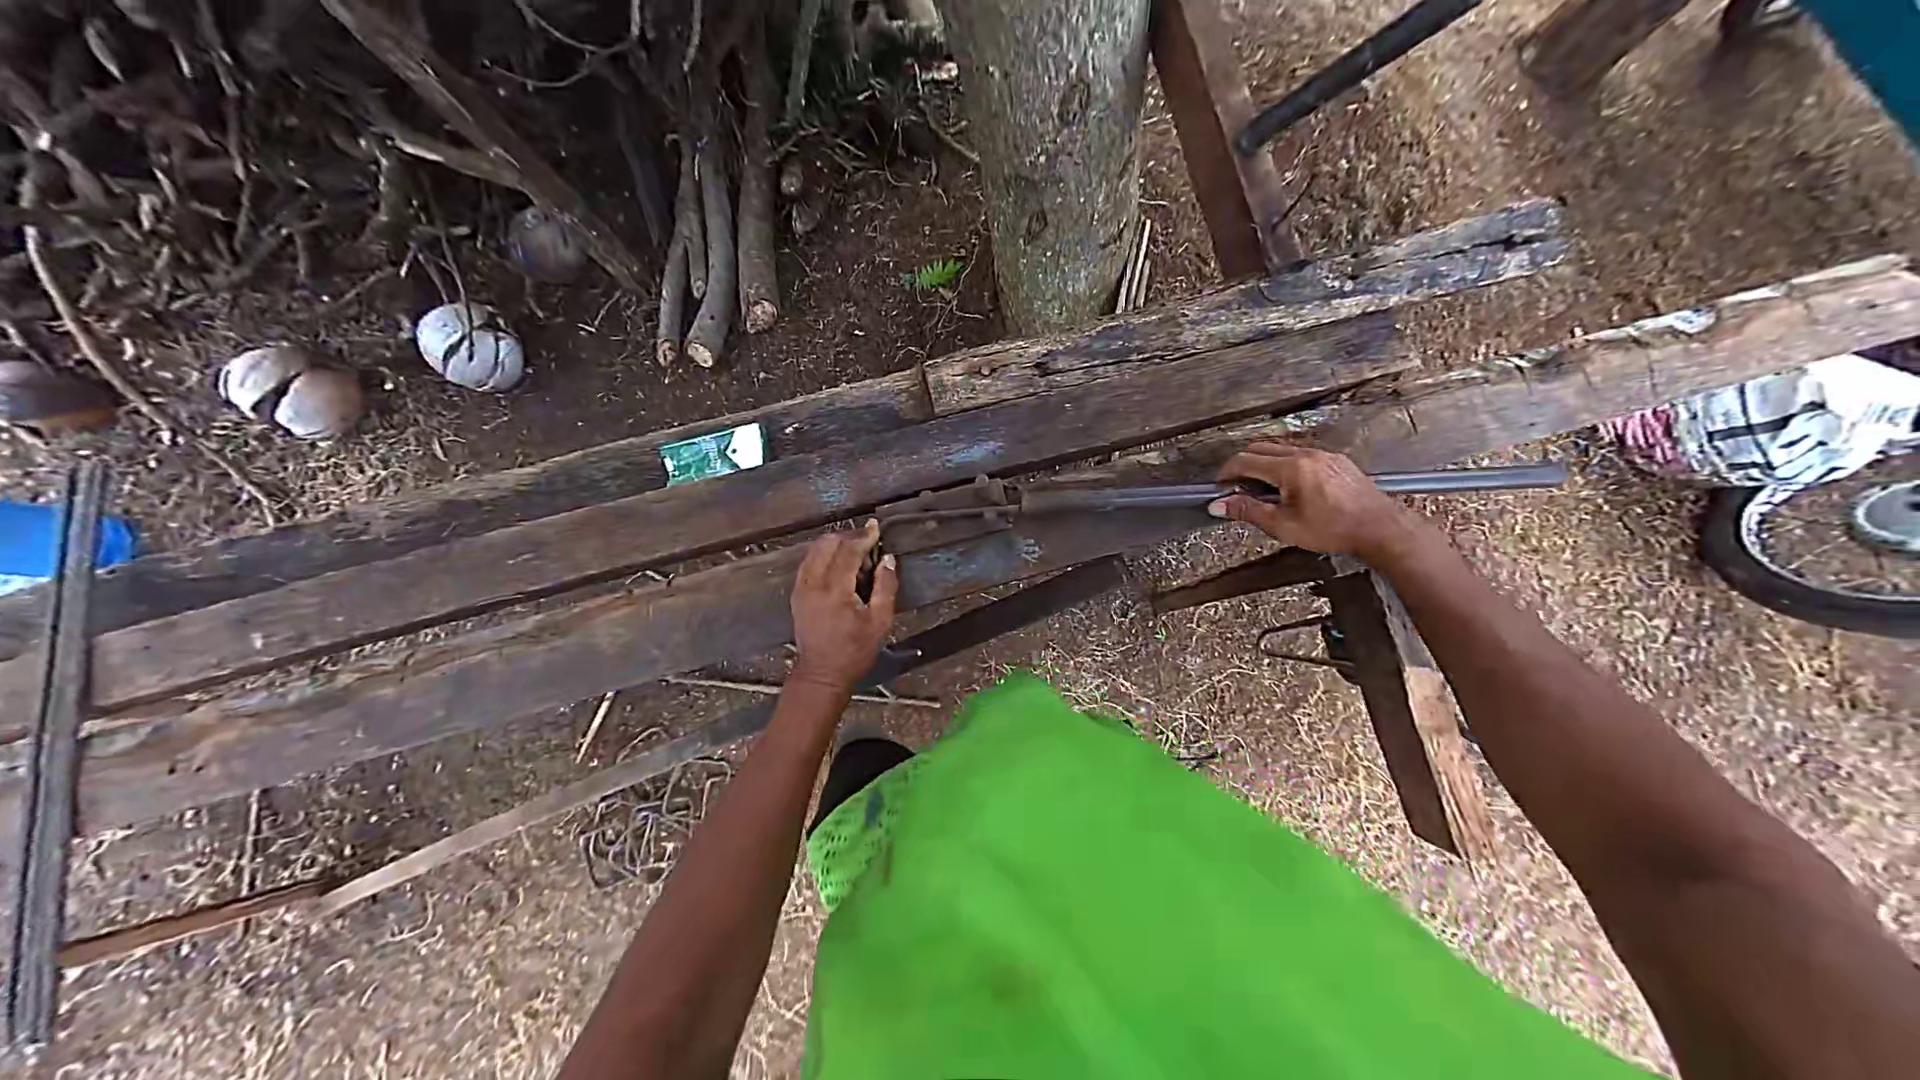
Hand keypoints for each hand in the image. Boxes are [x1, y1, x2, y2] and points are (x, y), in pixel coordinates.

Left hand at [789, 519, 897, 692]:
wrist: (822, 674)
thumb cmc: (854, 652)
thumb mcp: (880, 622)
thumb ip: (886, 586)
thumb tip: (887, 559)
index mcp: (835, 590)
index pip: (848, 551)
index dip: (863, 537)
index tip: (875, 528)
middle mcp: (813, 584)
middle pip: (827, 544)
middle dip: (848, 538)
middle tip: (867, 545)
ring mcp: (801, 588)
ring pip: (814, 551)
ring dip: (834, 546)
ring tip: (854, 554)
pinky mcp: (797, 594)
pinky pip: (808, 563)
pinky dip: (823, 556)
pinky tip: (837, 564)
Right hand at [1208, 443, 1425, 560]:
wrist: (1379, 529)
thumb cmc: (1334, 529)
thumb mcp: (1282, 525)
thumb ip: (1248, 511)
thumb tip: (1220, 505)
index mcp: (1290, 468)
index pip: (1245, 461)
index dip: (1226, 473)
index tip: (1219, 486)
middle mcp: (1306, 455)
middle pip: (1260, 449)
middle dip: (1242, 466)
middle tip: (1235, 487)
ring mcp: (1323, 456)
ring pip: (1281, 451)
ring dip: (1263, 465)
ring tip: (1261, 490)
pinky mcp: (1336, 461)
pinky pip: (1301, 455)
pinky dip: (1284, 466)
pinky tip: (1288, 488)